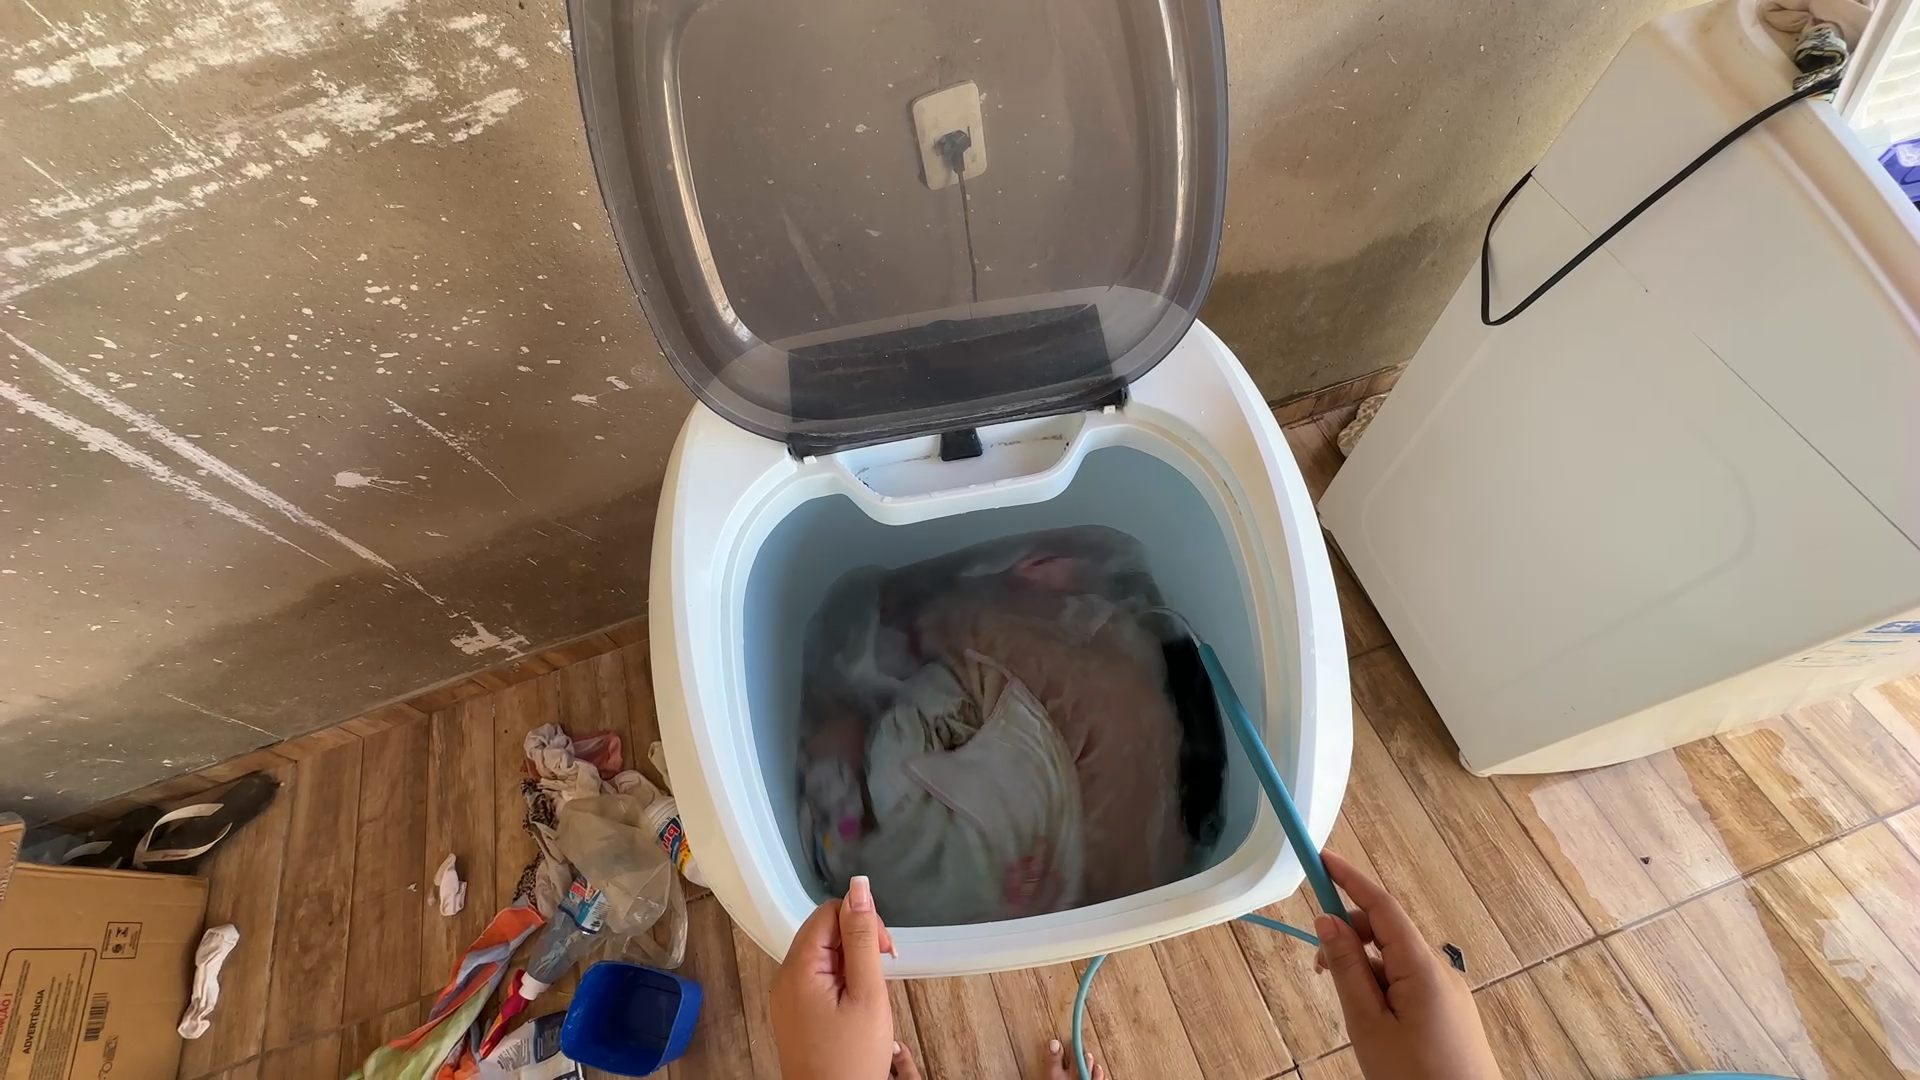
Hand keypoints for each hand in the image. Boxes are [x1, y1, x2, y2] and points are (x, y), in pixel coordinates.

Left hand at [771, 876, 899, 1079]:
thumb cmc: (853, 1058)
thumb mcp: (867, 993)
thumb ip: (863, 936)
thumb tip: (859, 884)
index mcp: (798, 968)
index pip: (830, 911)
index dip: (862, 921)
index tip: (886, 952)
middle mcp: (784, 975)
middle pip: (825, 928)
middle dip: (859, 939)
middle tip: (883, 969)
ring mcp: (787, 994)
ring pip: (824, 950)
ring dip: (853, 959)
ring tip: (870, 991)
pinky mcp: (794, 1010)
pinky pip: (819, 973)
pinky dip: (842, 977)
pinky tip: (857, 1000)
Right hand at [1313, 852, 1501, 1079]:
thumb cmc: (1413, 1078)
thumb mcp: (1368, 1023)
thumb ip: (1346, 967)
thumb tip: (1327, 919)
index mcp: (1423, 968)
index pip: (1381, 906)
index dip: (1349, 878)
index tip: (1320, 857)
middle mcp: (1441, 972)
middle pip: (1385, 931)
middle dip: (1348, 935)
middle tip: (1318, 966)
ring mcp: (1450, 994)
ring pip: (1394, 959)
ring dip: (1363, 966)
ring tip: (1350, 1008)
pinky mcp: (1452, 1014)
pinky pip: (1408, 980)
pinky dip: (1381, 983)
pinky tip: (1373, 1017)